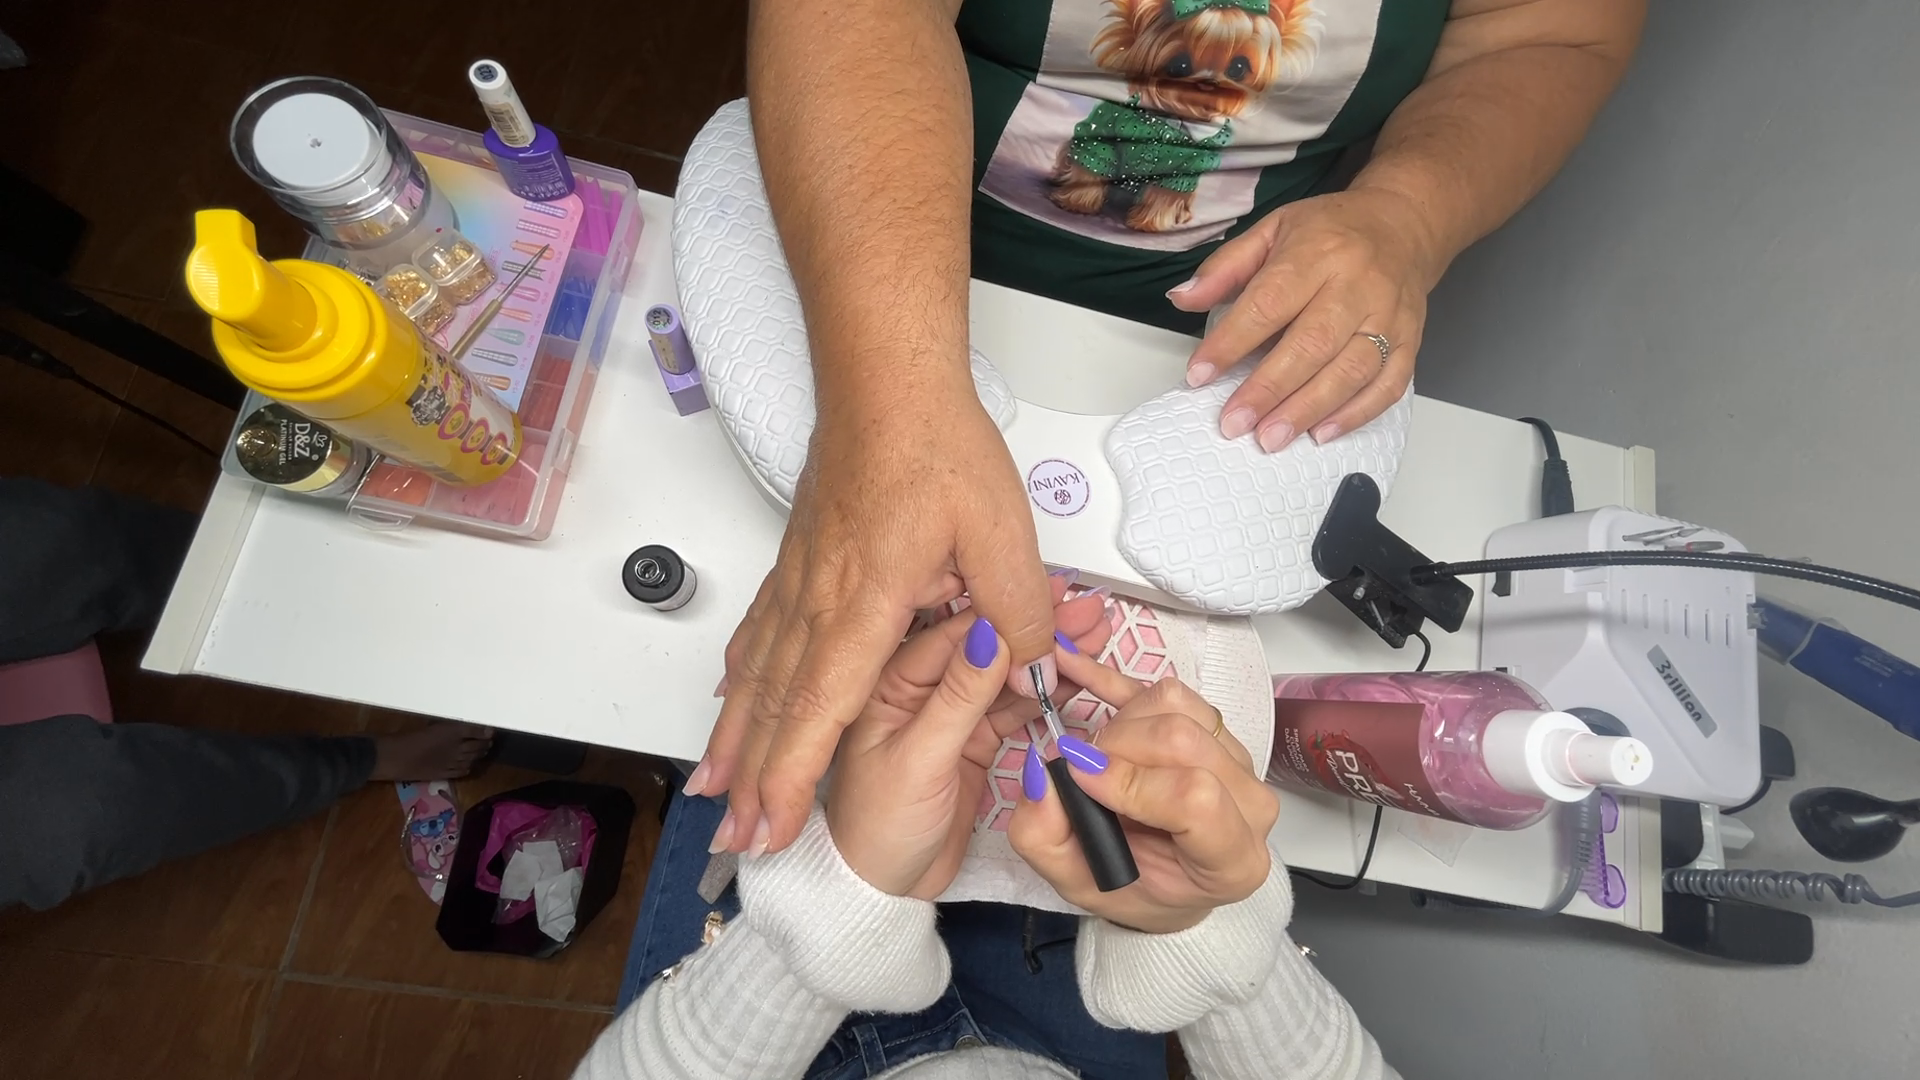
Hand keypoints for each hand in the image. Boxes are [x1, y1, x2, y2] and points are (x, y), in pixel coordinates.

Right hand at [697, 395, 1056, 855]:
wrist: (886, 384)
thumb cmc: (938, 448)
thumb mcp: (1001, 532)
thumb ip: (1015, 610)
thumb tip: (1025, 668)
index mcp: (867, 602)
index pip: (822, 705)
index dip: (795, 773)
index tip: (770, 828)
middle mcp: (818, 599)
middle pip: (776, 700)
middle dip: (756, 775)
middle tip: (733, 833)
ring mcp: (800, 577)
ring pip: (758, 668)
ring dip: (736, 732)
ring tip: (714, 783)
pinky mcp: (801, 557)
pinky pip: (760, 627)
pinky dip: (740, 672)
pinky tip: (729, 690)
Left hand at [827, 597, 1112, 898]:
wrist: (884, 892)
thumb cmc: (879, 828)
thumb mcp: (919, 759)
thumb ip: (958, 698)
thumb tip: (991, 634)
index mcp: (892, 681)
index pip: (954, 635)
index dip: (1004, 616)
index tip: (1050, 599)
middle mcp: (922, 687)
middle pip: (987, 649)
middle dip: (1035, 629)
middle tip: (1085, 610)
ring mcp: (952, 713)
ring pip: (1007, 676)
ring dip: (1048, 658)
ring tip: (1093, 634)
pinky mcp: (975, 740)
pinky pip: (1014, 709)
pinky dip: (1045, 695)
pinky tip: (1077, 677)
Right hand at [1011, 657, 1278, 933]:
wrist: (1166, 878)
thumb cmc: (1131, 886)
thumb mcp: (1075, 883)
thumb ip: (1045, 837)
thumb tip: (1042, 773)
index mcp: (1231, 859)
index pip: (1197, 799)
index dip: (1130, 781)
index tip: (1078, 777)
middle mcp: (1249, 804)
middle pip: (1182, 740)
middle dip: (1114, 746)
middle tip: (1080, 768)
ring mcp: (1237, 758)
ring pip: (1175, 705)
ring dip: (1119, 721)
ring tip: (1097, 752)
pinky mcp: (1212, 724)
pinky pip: (1165, 687)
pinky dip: (1112, 677)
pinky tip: (1072, 666)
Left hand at [1171, 187, 1443, 451]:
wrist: (1405, 222)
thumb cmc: (1330, 233)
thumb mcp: (1270, 231)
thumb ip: (1224, 268)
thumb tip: (1182, 297)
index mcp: (1318, 254)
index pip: (1268, 304)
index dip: (1230, 343)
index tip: (1199, 375)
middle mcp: (1358, 285)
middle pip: (1312, 344)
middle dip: (1268, 390)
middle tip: (1234, 423)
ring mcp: (1389, 315)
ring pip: (1351, 370)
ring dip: (1307, 410)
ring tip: (1271, 438)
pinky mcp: (1411, 340)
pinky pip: (1390, 384)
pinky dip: (1356, 414)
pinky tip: (1321, 434)